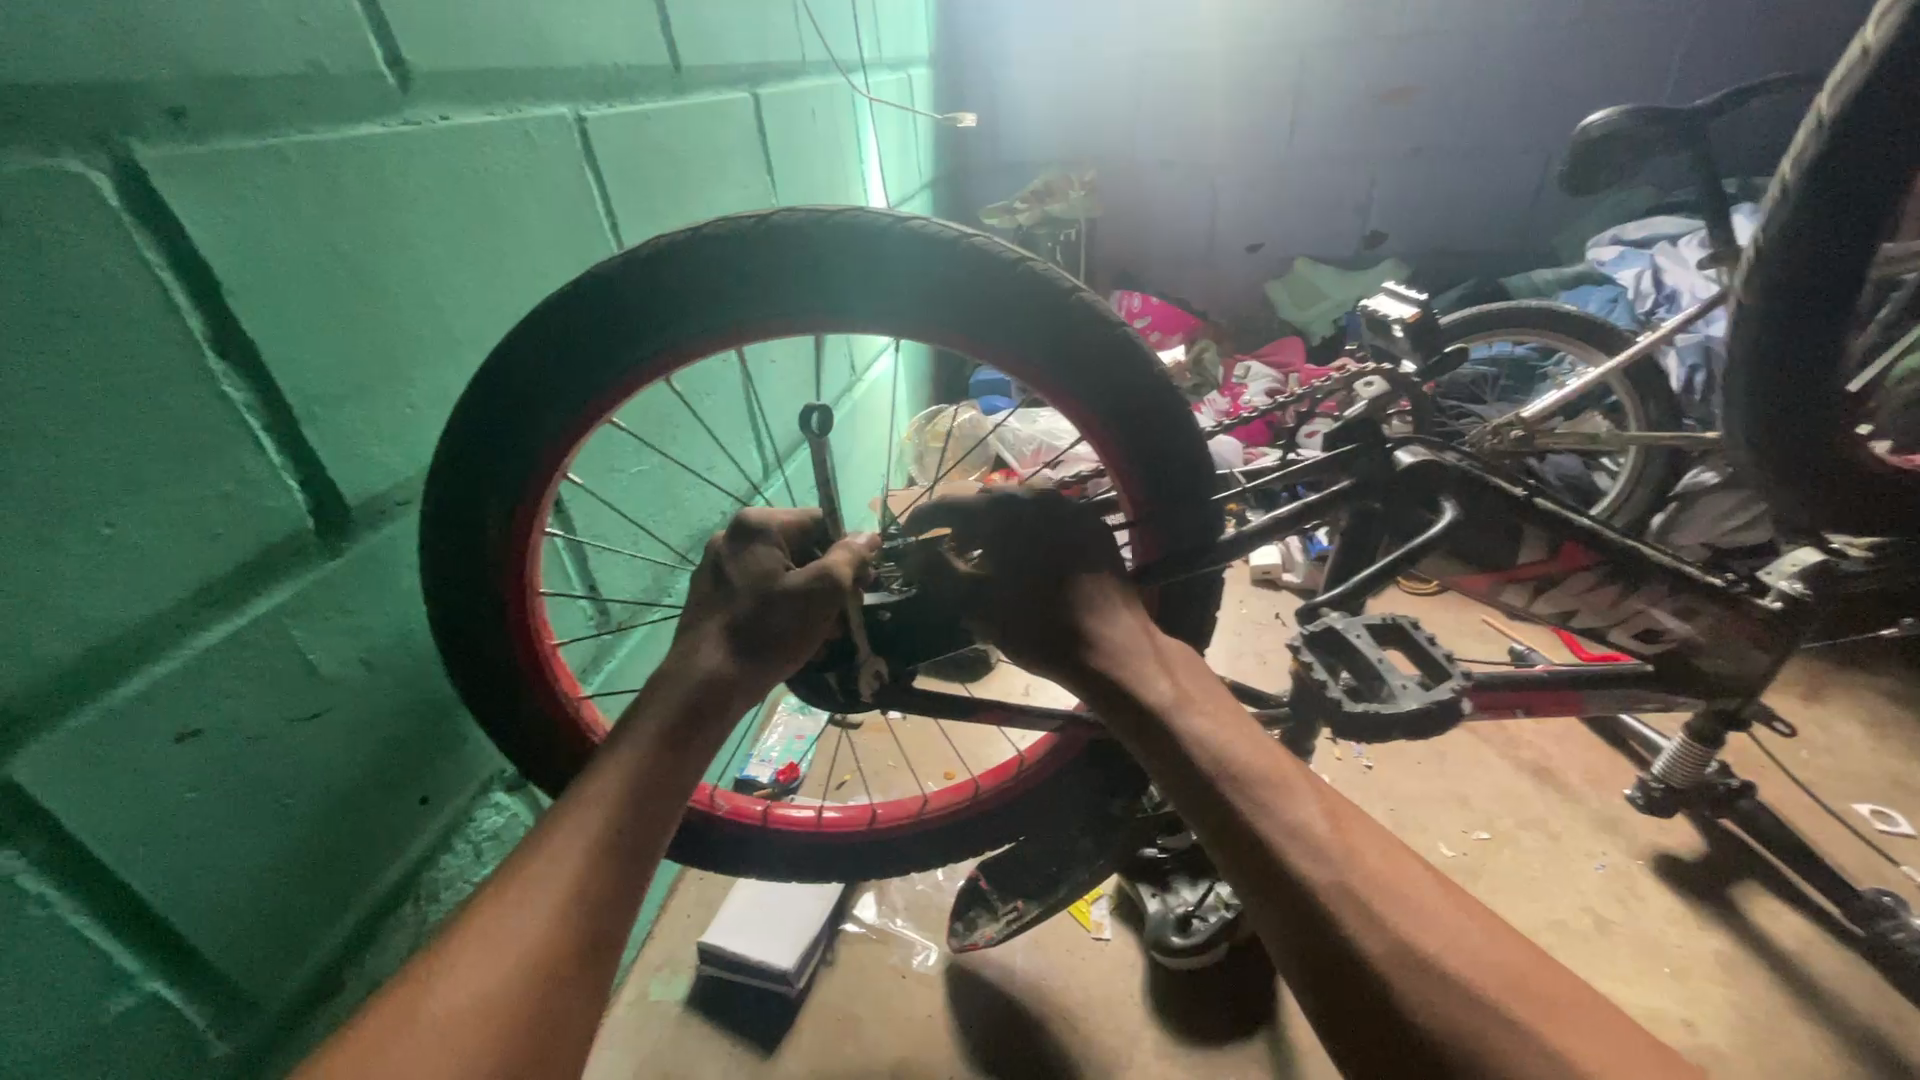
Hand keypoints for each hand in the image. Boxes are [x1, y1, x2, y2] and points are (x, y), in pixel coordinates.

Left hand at [668, 508, 879, 694]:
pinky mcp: (712, 597)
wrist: (706, 684)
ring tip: (826, 633)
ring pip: (782, 574)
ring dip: (810, 599)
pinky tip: (797, 638)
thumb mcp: (823, 592)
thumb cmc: (768, 632)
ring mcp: (718, 567)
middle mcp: (733, 537)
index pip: (821, 522)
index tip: (863, 586)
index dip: (849, 552)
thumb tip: (869, 536)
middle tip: (847, 614)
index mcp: (758, 525)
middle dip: (830, 581)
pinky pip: (760, 593)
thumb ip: (850, 558)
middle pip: (801, 548)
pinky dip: (783, 609)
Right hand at [903, 489, 1161, 683]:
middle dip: (960, 524)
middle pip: (984, 502)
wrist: (1112, 648)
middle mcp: (1037, 496)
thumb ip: (937, 571)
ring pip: (1019, 508)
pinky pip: (1048, 518)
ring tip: (983, 557)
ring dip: (994, 527)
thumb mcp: (976, 604)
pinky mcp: (1092, 525)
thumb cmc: (1037, 628)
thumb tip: (912, 554)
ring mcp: (1070, 508)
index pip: (949, 504)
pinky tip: (1023, 559)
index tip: (907, 537)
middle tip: (945, 551)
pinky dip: (1026, 532)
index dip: (922, 520)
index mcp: (1003, 511)